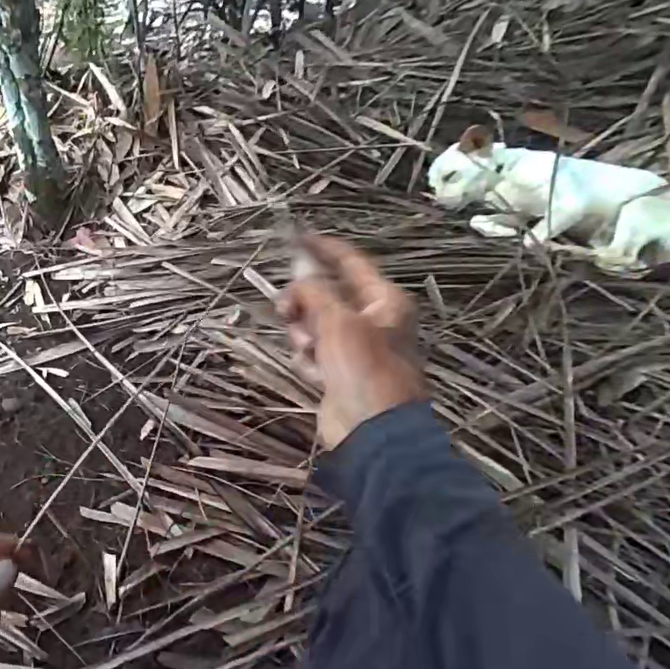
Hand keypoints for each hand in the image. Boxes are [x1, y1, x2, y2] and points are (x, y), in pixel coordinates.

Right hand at [279, 234, 426, 447]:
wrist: (371, 431)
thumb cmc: (364, 369)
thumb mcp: (339, 323)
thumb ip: (316, 294)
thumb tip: (300, 277)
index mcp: (384, 302)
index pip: (352, 264)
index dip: (324, 249)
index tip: (297, 237)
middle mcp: (372, 321)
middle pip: (326, 296)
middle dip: (305, 303)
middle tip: (285, 308)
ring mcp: (355, 348)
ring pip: (314, 325)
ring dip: (304, 334)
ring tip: (307, 350)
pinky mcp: (338, 373)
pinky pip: (313, 353)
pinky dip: (307, 359)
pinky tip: (312, 372)